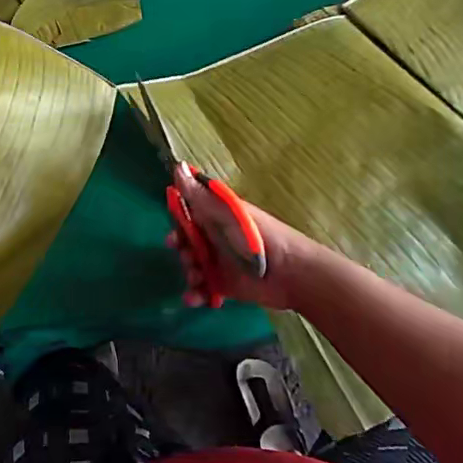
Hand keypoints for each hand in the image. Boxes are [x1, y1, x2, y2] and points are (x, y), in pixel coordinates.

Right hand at [169, 164, 328, 311]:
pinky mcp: (224, 285)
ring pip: (192, 267)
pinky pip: (202, 290)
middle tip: (188, 256)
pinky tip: (194, 298)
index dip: (178, 224)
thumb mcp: (225, 212)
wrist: (288, 271)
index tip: (175, 233)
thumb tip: (177, 163)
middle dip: (182, 251)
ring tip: (197, 278)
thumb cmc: (256, 237)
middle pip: (186, 243)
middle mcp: (215, 238)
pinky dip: (195, 294)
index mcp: (216, 217)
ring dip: (189, 273)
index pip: (188, 216)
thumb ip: (199, 194)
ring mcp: (219, 263)